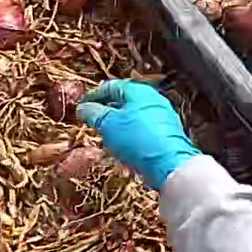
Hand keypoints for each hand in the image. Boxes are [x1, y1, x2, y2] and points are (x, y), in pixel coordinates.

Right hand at [76, 79, 200, 189]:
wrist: (169, 165)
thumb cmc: (137, 139)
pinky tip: (121, 147)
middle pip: (123, 101)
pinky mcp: (166, 135)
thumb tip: (83, 108)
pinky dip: (128, 135)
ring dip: (116, 125)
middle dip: (105, 111)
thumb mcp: (108, 124)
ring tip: (104, 136)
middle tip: (92, 120)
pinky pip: (142, 130)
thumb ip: (93, 113)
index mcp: (139, 91)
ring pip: (132, 116)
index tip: (82, 106)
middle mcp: (153, 100)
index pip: (111, 86)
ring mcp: (162, 117)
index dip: (93, 95)